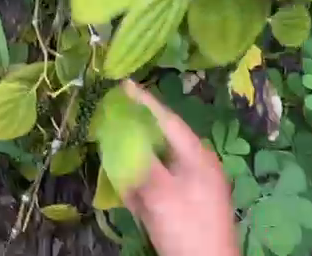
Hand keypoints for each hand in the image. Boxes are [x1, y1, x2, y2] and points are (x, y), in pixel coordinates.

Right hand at [120, 81, 240, 255]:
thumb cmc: (188, 227)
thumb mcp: (161, 194)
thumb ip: (141, 163)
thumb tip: (122, 139)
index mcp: (197, 156)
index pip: (167, 119)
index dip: (144, 101)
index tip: (123, 84)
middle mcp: (197, 166)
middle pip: (162, 140)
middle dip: (137, 130)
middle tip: (114, 115)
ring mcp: (193, 188)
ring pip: (159, 164)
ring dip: (137, 158)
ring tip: (114, 147)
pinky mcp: (187, 208)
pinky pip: (161, 186)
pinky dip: (144, 183)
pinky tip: (128, 187)